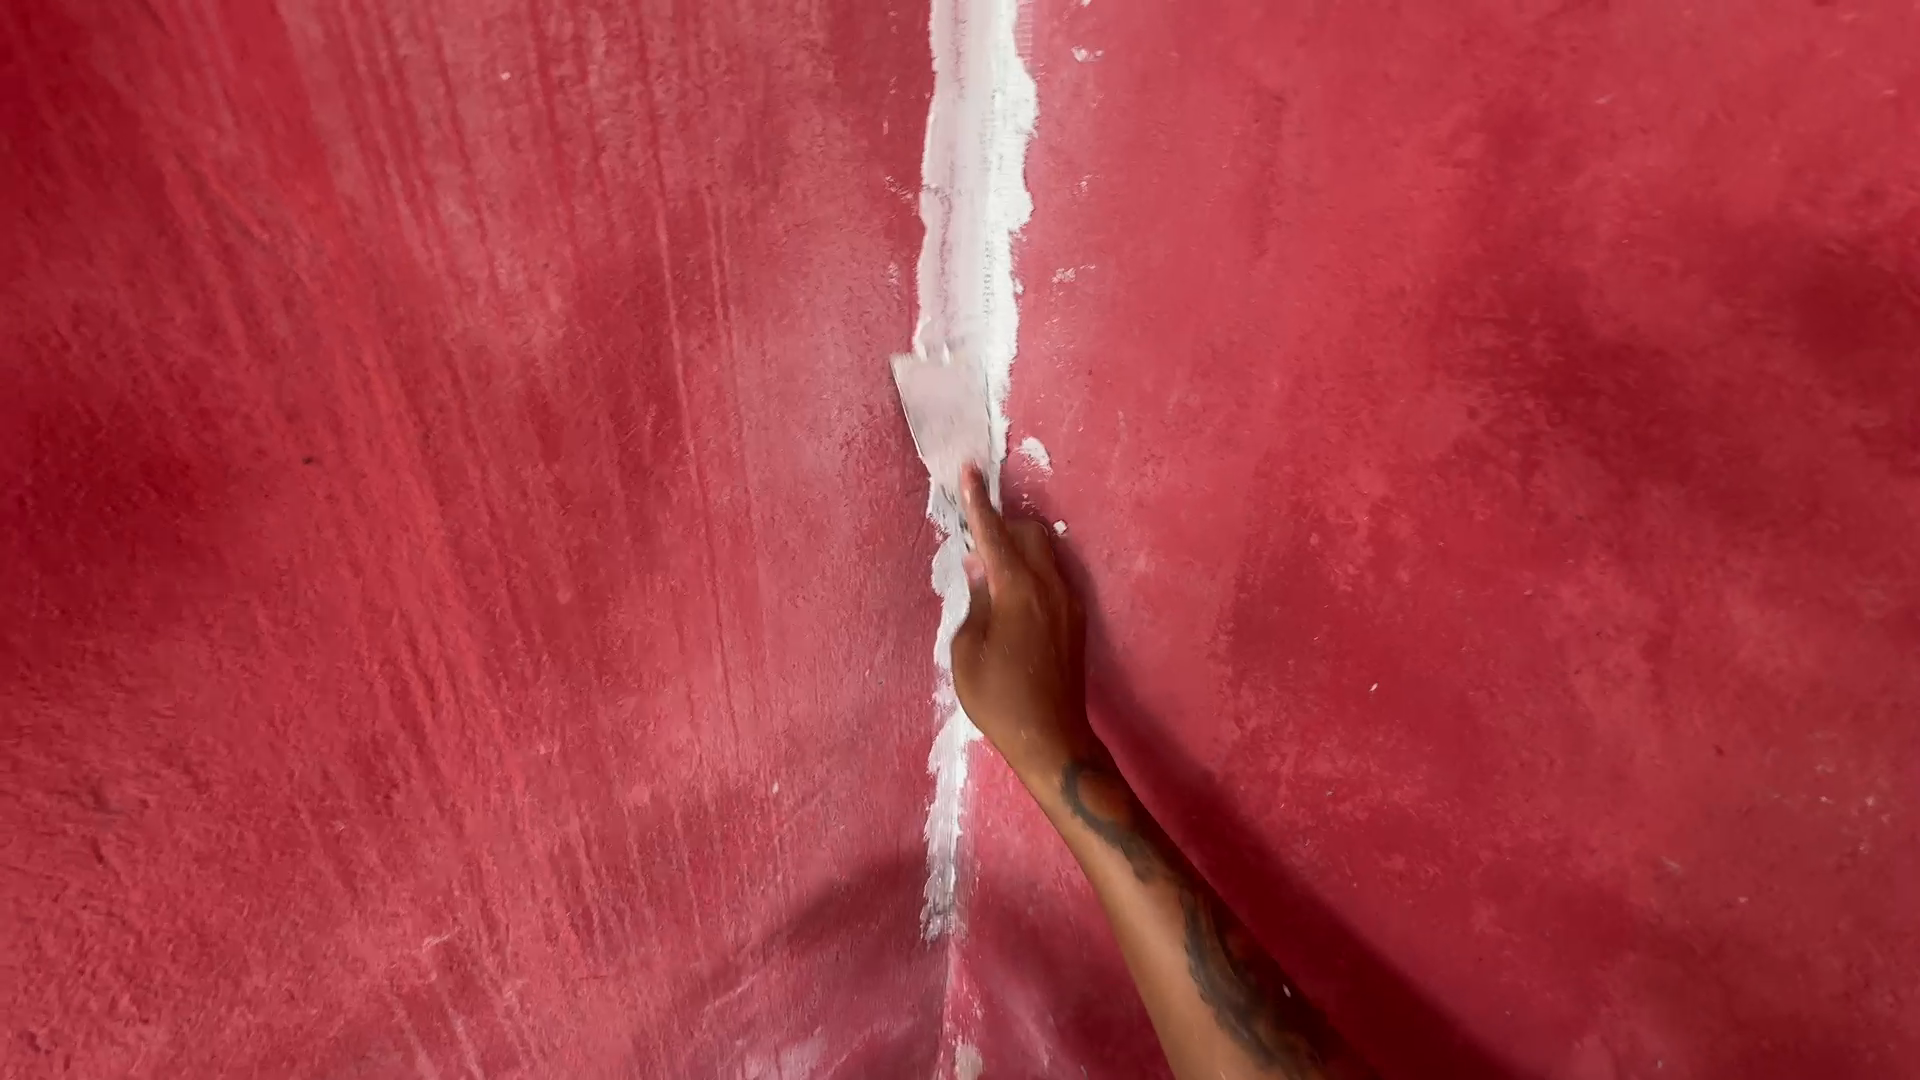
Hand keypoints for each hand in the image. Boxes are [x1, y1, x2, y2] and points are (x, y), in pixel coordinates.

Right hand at [951, 465, 1090, 779]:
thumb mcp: (966, 651)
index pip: (994, 534)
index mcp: (1016, 591)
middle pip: (1029, 532)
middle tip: (976, 542)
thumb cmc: (998, 698)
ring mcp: (1068, 601)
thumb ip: (974, 600)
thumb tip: (980, 567)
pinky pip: (1052, 576)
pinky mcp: (1076, 618)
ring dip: (1019, 547)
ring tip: (992, 571)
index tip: (969, 472)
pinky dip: (1031, 570)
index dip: (977, 503)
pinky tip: (1012, 597)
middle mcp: (1049, 586)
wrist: (1051, 737)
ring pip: (1045, 552)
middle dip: (1002, 524)